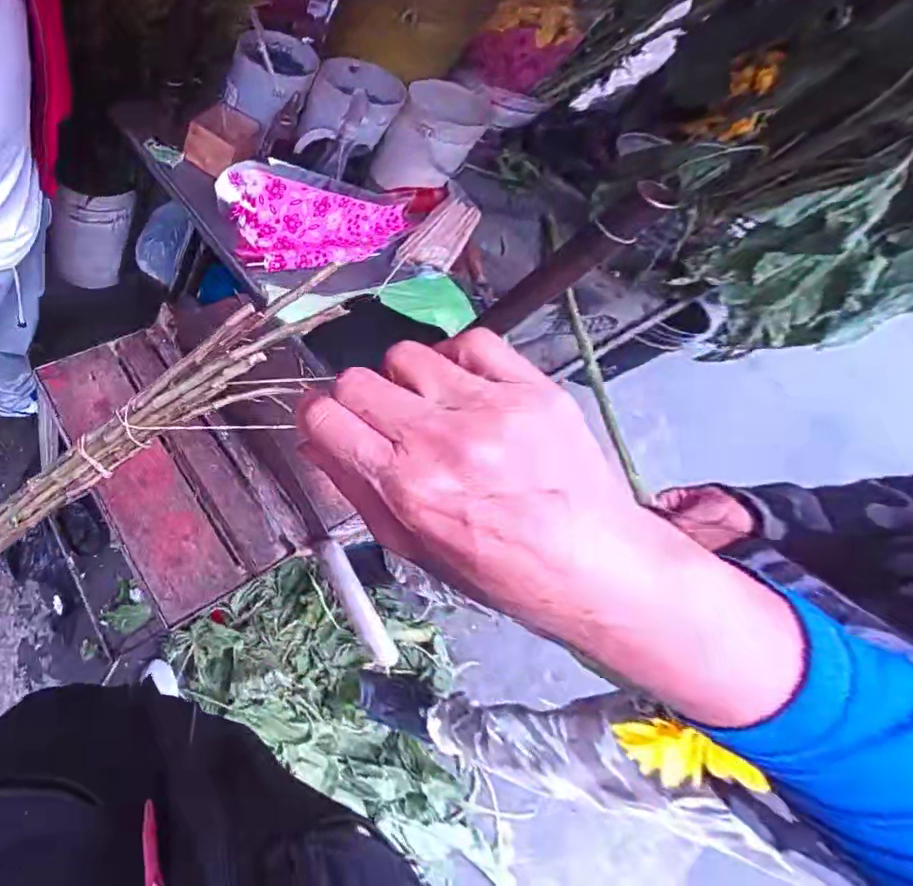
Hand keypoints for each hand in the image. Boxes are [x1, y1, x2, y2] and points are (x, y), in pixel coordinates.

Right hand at [297, 330, 802, 726]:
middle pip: (357, 379)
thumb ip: (355, 489)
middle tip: (385, 422)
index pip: (326, 417)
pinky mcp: (532, 387)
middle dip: (358, 400)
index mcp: (407, 486)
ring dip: (407, 380)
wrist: (598, 567)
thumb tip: (314, 442)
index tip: (329, 420)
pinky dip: (458, 361)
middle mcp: (441, 440)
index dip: (317, 415)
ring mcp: (489, 408)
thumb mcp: (413, 547)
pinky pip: (469, 342)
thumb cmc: (499, 570)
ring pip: (406, 355)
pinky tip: (469, 390)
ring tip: (434, 407)